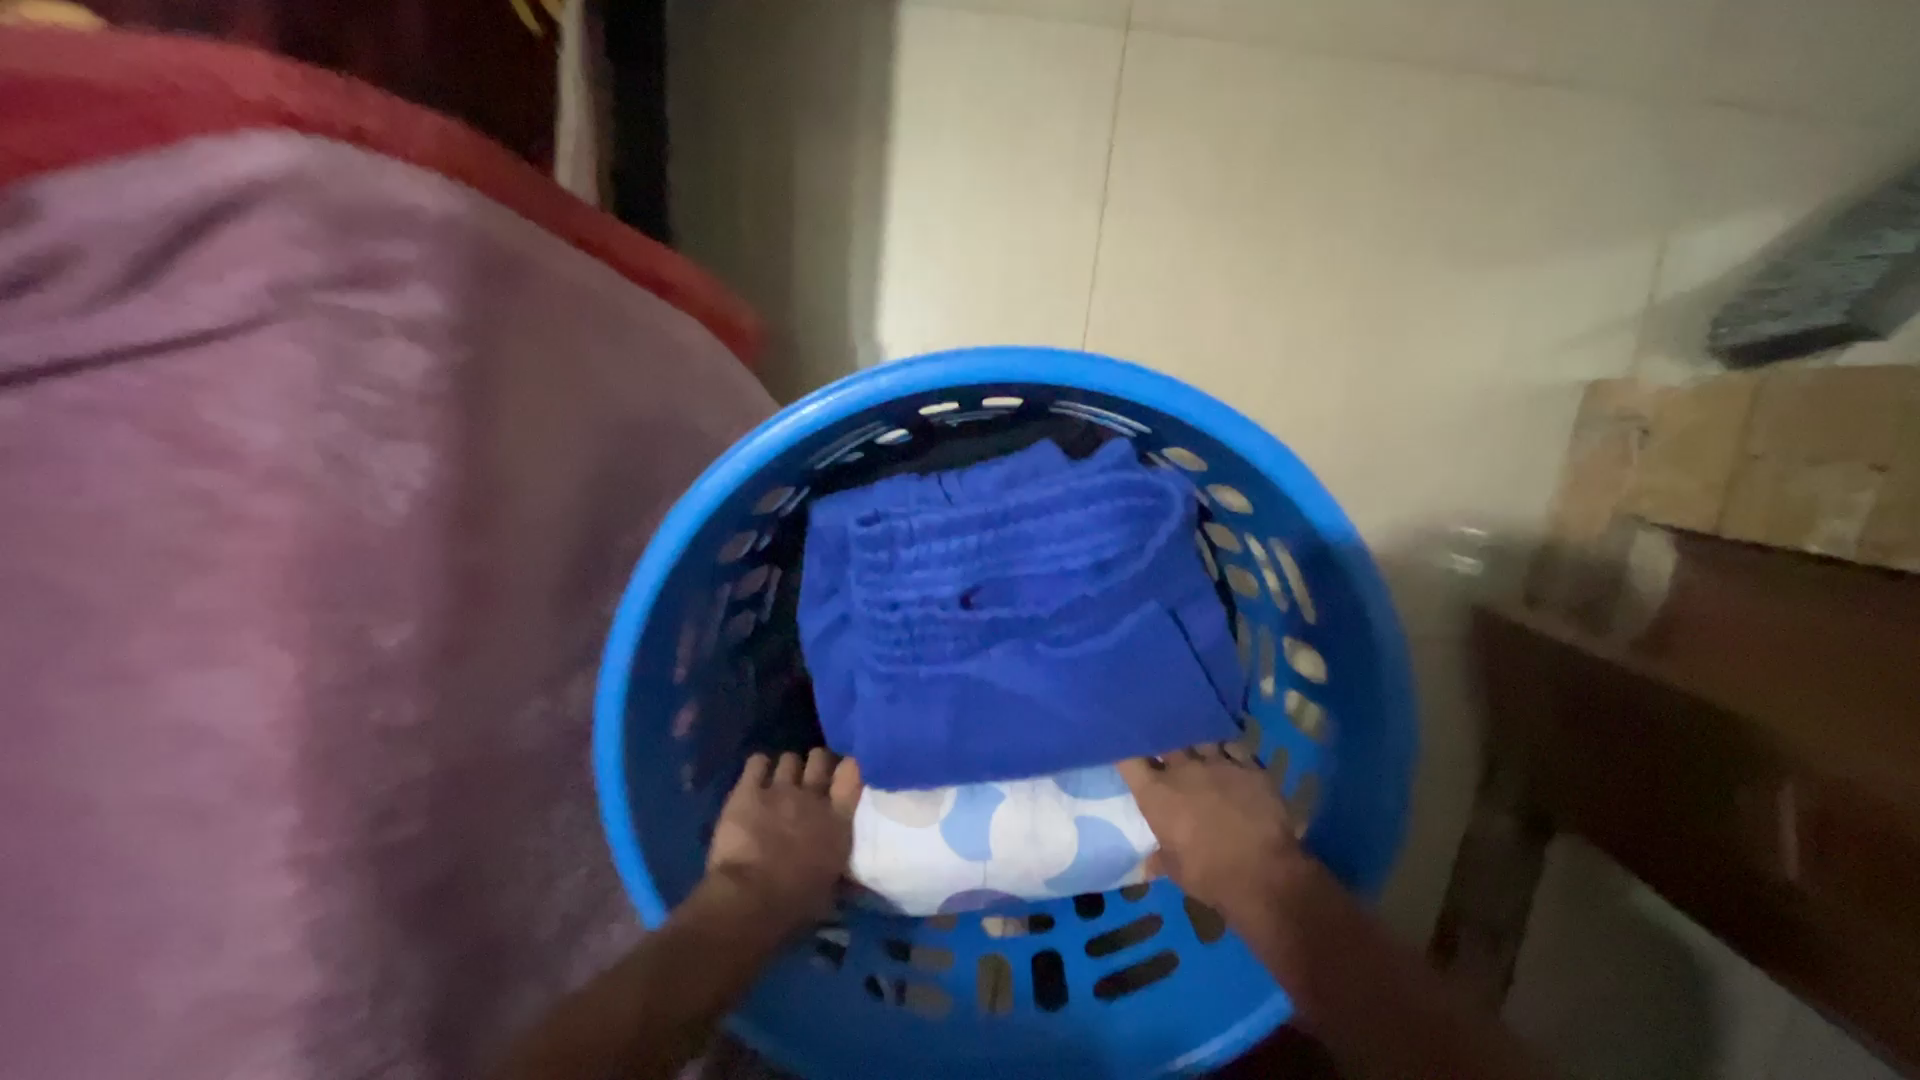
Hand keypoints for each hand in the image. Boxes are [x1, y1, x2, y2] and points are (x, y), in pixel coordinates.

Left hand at [704, 750, 861, 929]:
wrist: (751, 899)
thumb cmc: (796, 903)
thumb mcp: (833, 889)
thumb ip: (842, 872)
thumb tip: (853, 881)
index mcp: (839, 821)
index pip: (852, 772)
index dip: (846, 768)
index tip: (840, 775)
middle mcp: (813, 796)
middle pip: (820, 758)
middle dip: (816, 763)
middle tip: (809, 777)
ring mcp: (780, 789)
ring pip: (789, 759)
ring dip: (786, 769)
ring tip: (780, 781)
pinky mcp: (748, 791)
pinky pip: (757, 762)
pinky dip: (758, 767)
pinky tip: (756, 778)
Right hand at [1119, 745, 1305, 919]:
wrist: (1263, 875)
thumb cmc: (1209, 875)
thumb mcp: (1174, 869)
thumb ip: (1159, 856)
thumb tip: (1148, 863)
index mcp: (1156, 794)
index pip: (1129, 759)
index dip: (1126, 753)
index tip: (1127, 755)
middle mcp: (1183, 770)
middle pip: (1165, 742)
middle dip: (1163, 747)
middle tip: (1167, 757)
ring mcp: (1218, 764)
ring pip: (1200, 741)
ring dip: (1197, 749)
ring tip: (1200, 757)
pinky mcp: (1249, 767)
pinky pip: (1234, 750)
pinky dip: (1228, 756)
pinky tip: (1231, 764)